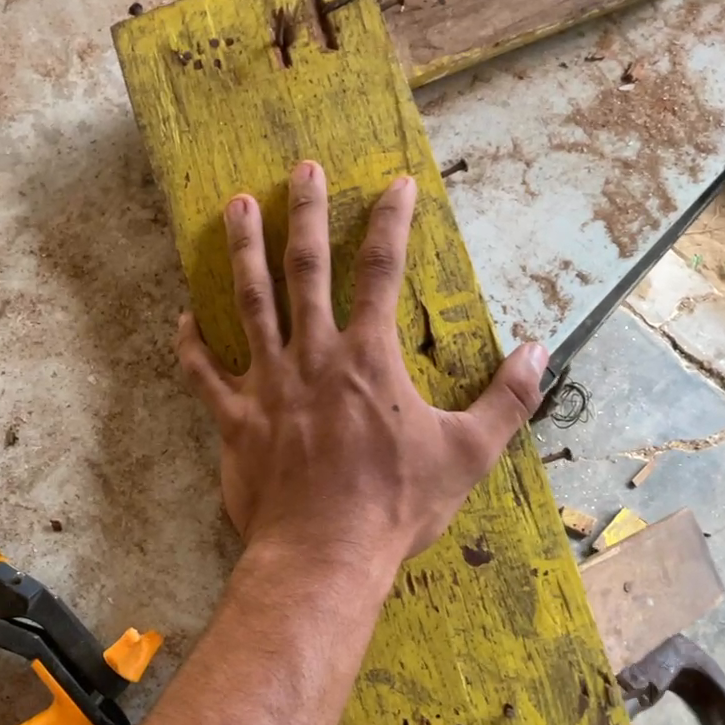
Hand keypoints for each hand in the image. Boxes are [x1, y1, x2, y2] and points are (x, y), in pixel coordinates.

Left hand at [173, 160, 546, 572]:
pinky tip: (183, 319)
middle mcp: (313, 358)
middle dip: (305, 214)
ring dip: (243, 252)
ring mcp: (267, 386)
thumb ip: (506, 399)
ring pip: (251, 304)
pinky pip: (203, 375)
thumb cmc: (396, 506)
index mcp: (368, 359)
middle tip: (302, 170)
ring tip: (235, 207)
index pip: (382, 271)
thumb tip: (541, 352)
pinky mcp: (234, 421)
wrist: (324, 554)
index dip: (391, 222)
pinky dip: (191, 347)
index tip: (396, 183)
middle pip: (307, 270)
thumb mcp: (468, 454)